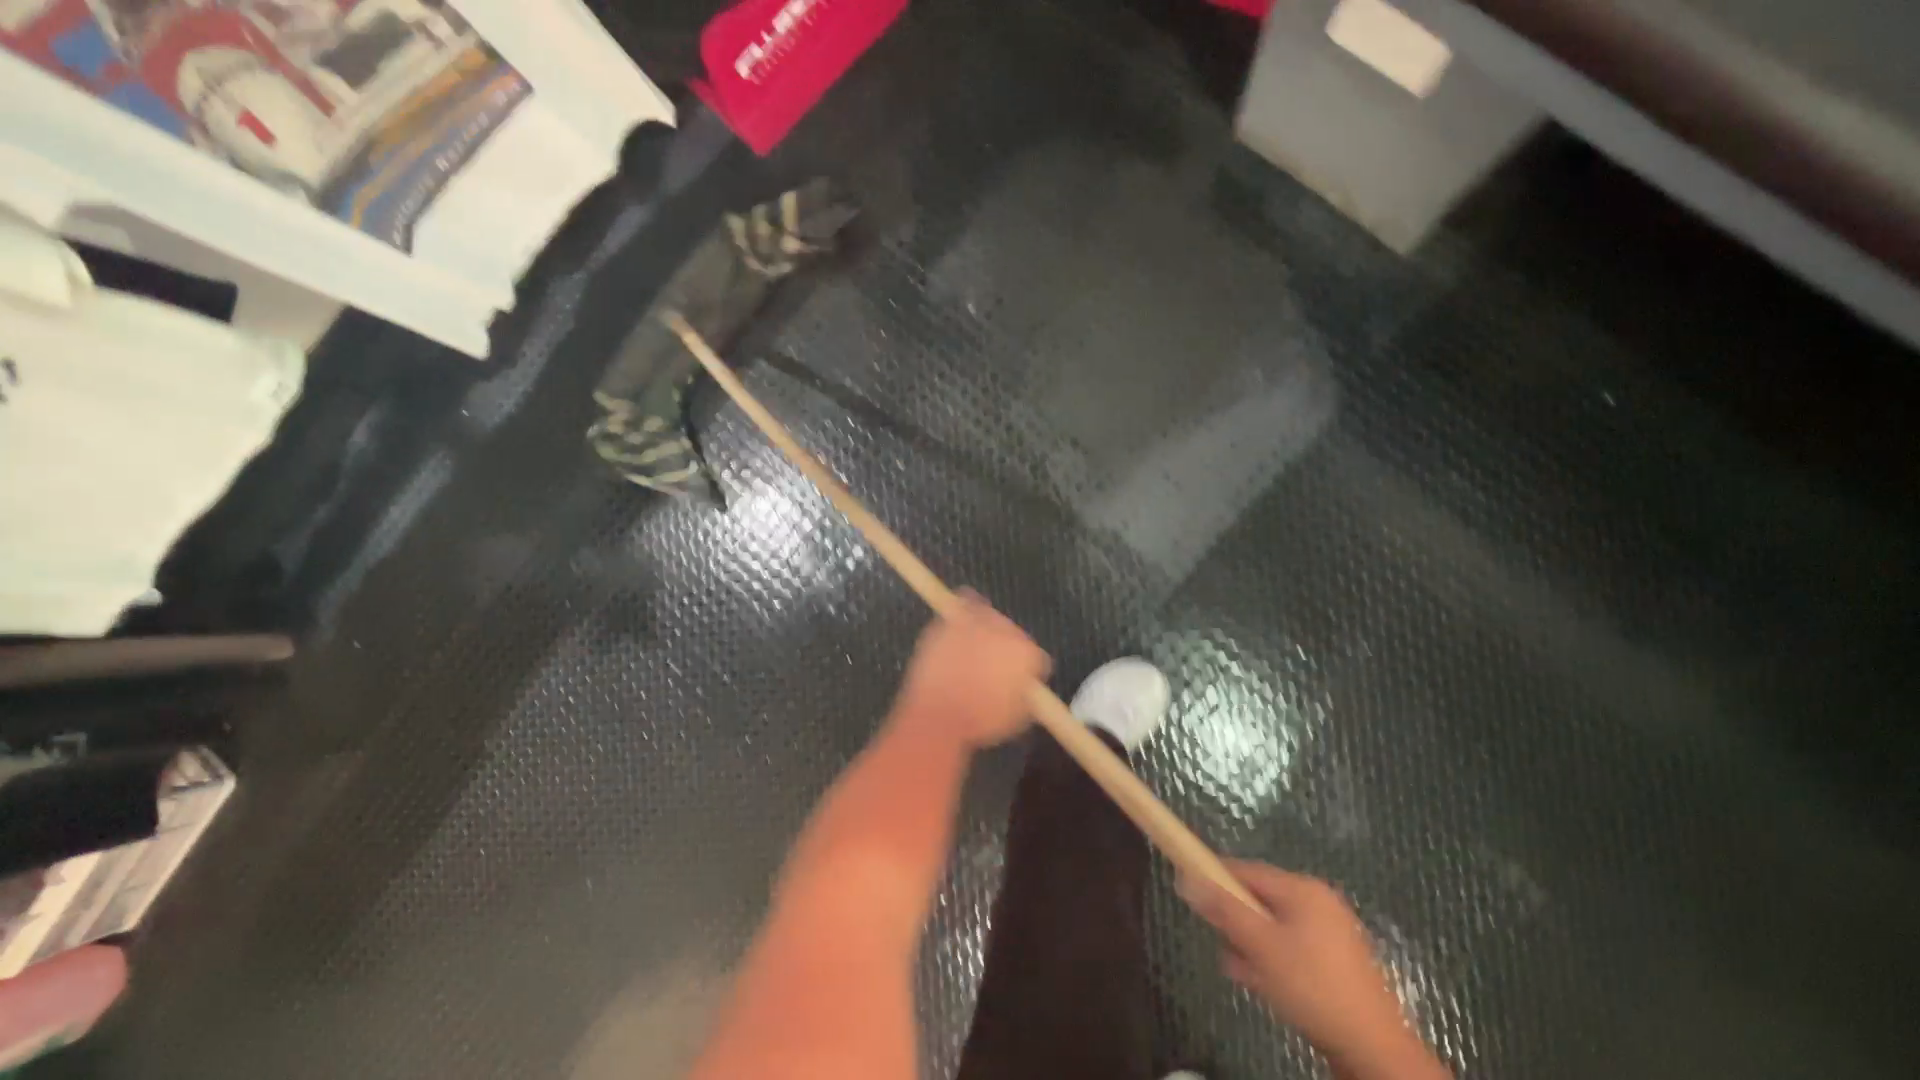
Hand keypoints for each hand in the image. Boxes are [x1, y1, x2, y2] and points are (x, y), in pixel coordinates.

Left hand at [893, 591, 1049, 747]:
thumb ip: (1026, 694)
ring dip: (986, 629)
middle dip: (1005, 649)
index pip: (1036, 657)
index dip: (1025, 670)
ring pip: (991, 617)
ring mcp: (980, 622)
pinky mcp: (955, 619)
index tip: (1015, 680)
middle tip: (991, 667)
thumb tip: (1024, 688)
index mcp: (1028, 655)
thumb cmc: (979, 720)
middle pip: (1014, 634)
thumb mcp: (1017, 716)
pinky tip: (963, 617)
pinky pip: (966, 602)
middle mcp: (1009, 633)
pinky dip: (966, 607)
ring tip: (976, 647)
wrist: (940, 714)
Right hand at [1181, 861, 1446, 1079]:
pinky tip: (1267, 986)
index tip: (1189, 895)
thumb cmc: (1310, 986)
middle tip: (1230, 952)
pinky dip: (1273, 962)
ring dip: (1251, 949)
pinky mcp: (1333, 960)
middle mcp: (1318, 902)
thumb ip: (1223, 910)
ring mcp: (1329, 931)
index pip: (1246, 870)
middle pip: (1257, 900)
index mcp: (1303, 889)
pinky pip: (1289, 948)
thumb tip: (1186, 877)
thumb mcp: (1260, 946)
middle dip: (1237, 926)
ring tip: (1249, 977)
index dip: (1215, 879)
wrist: (1369, 1045)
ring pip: (1271, 929)